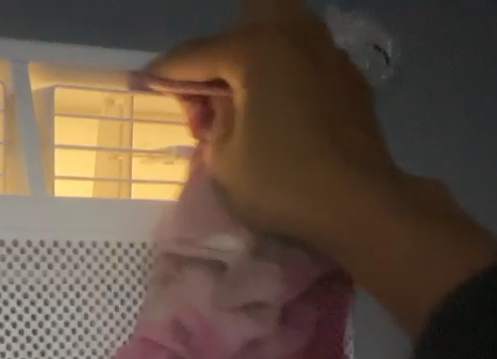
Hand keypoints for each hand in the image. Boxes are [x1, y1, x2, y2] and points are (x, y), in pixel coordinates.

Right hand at [150, 1, 496, 335]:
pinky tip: (274, 114)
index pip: (195, 54)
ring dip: (254, 57)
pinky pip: (305, 60)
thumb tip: (220, 107)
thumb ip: (213, 121)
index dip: (163, 73)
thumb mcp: (222, 158)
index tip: (140, 82)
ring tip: (240, 105)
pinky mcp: (349, 80)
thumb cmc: (279, 182)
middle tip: (206, 94)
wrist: (356, 203)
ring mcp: (329, 54)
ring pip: (283, 31)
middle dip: (220, 48)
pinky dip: (282, 76)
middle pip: (249, 17)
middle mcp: (296, 36)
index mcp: (257, 50)